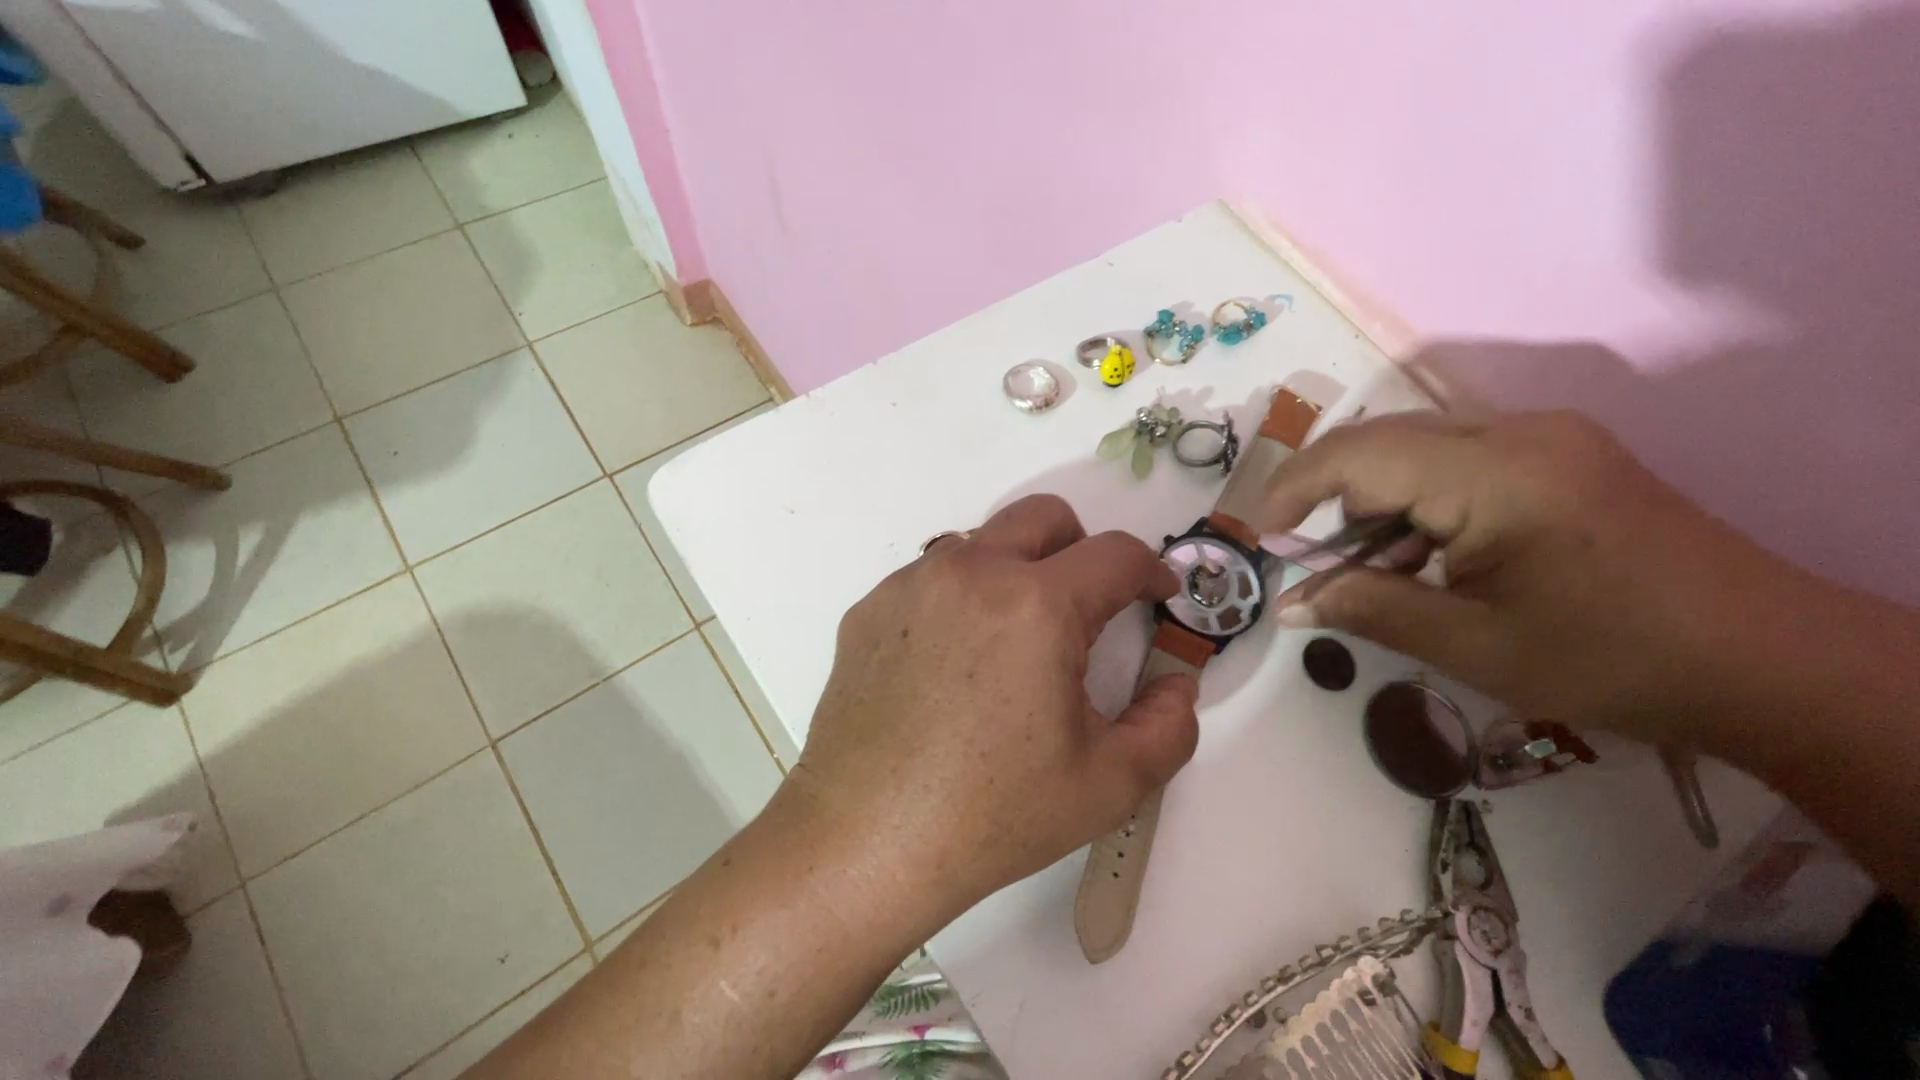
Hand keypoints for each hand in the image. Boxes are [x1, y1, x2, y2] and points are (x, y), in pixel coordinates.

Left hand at [786, 494, 1199, 919]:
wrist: (865, 839)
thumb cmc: (993, 814)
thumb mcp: (1108, 785)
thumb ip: (1167, 727)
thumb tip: (1177, 685)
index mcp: (1036, 605)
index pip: (1114, 554)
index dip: (1150, 569)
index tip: (1156, 593)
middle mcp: (970, 573)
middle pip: (1043, 517)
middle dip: (1080, 549)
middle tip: (1087, 607)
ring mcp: (909, 587)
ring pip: (980, 543)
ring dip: (1014, 572)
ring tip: (1013, 643)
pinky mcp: (867, 611)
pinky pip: (928, 580)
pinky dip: (958, 601)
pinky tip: (951, 668)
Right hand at [1258, 410, 1812, 742]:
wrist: (1765, 659)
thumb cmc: (1611, 660)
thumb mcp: (1473, 647)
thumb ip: (1370, 610)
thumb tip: (1288, 601)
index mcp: (1497, 476)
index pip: (1360, 455)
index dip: (1295, 489)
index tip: (1263, 537)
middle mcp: (1519, 432)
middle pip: (1384, 437)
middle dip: (1329, 492)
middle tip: (1305, 556)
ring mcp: (1548, 435)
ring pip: (1419, 443)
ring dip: (1375, 495)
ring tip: (1367, 565)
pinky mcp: (1564, 451)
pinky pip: (1461, 455)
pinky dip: (1420, 495)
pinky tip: (1424, 551)